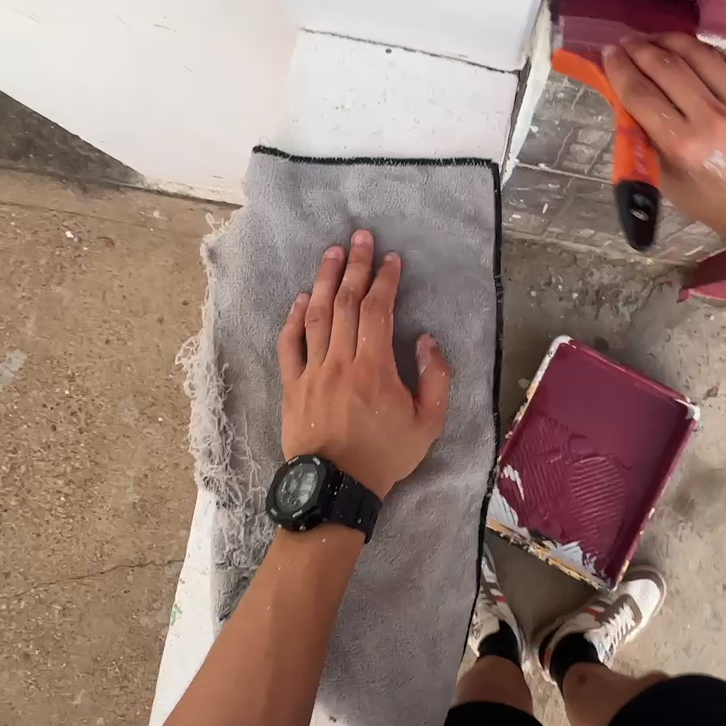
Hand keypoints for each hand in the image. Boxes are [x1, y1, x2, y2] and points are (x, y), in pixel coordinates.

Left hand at [277, 230, 451, 499]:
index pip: (378, 310)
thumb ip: (436, 378)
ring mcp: (312, 372)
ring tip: (332, 253)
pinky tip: (303, 297)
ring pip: (317, 315)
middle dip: (355, 266)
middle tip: (360, 237)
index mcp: (374, 367)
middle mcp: (340, 361)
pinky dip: (294, 318)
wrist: (336, 489)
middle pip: (346, 302)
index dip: (385, 279)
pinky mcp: (292, 385)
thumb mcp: (428, 424)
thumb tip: (425, 340)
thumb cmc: (384, 456)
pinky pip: (290, 344)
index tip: (391, 259)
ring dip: (325, 280)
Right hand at [603, 33, 725, 240]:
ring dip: (670, 41)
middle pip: (667, 67)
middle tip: (627, 43)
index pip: (641, 93)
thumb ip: (644, 132)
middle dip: (640, 49)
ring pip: (700, 55)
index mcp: (683, 145)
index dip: (620, 69)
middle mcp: (715, 119)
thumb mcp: (662, 174)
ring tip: (654, 40)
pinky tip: (688, 54)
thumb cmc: (705, 198)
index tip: (608, 53)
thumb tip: (624, 89)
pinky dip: (703, 55)